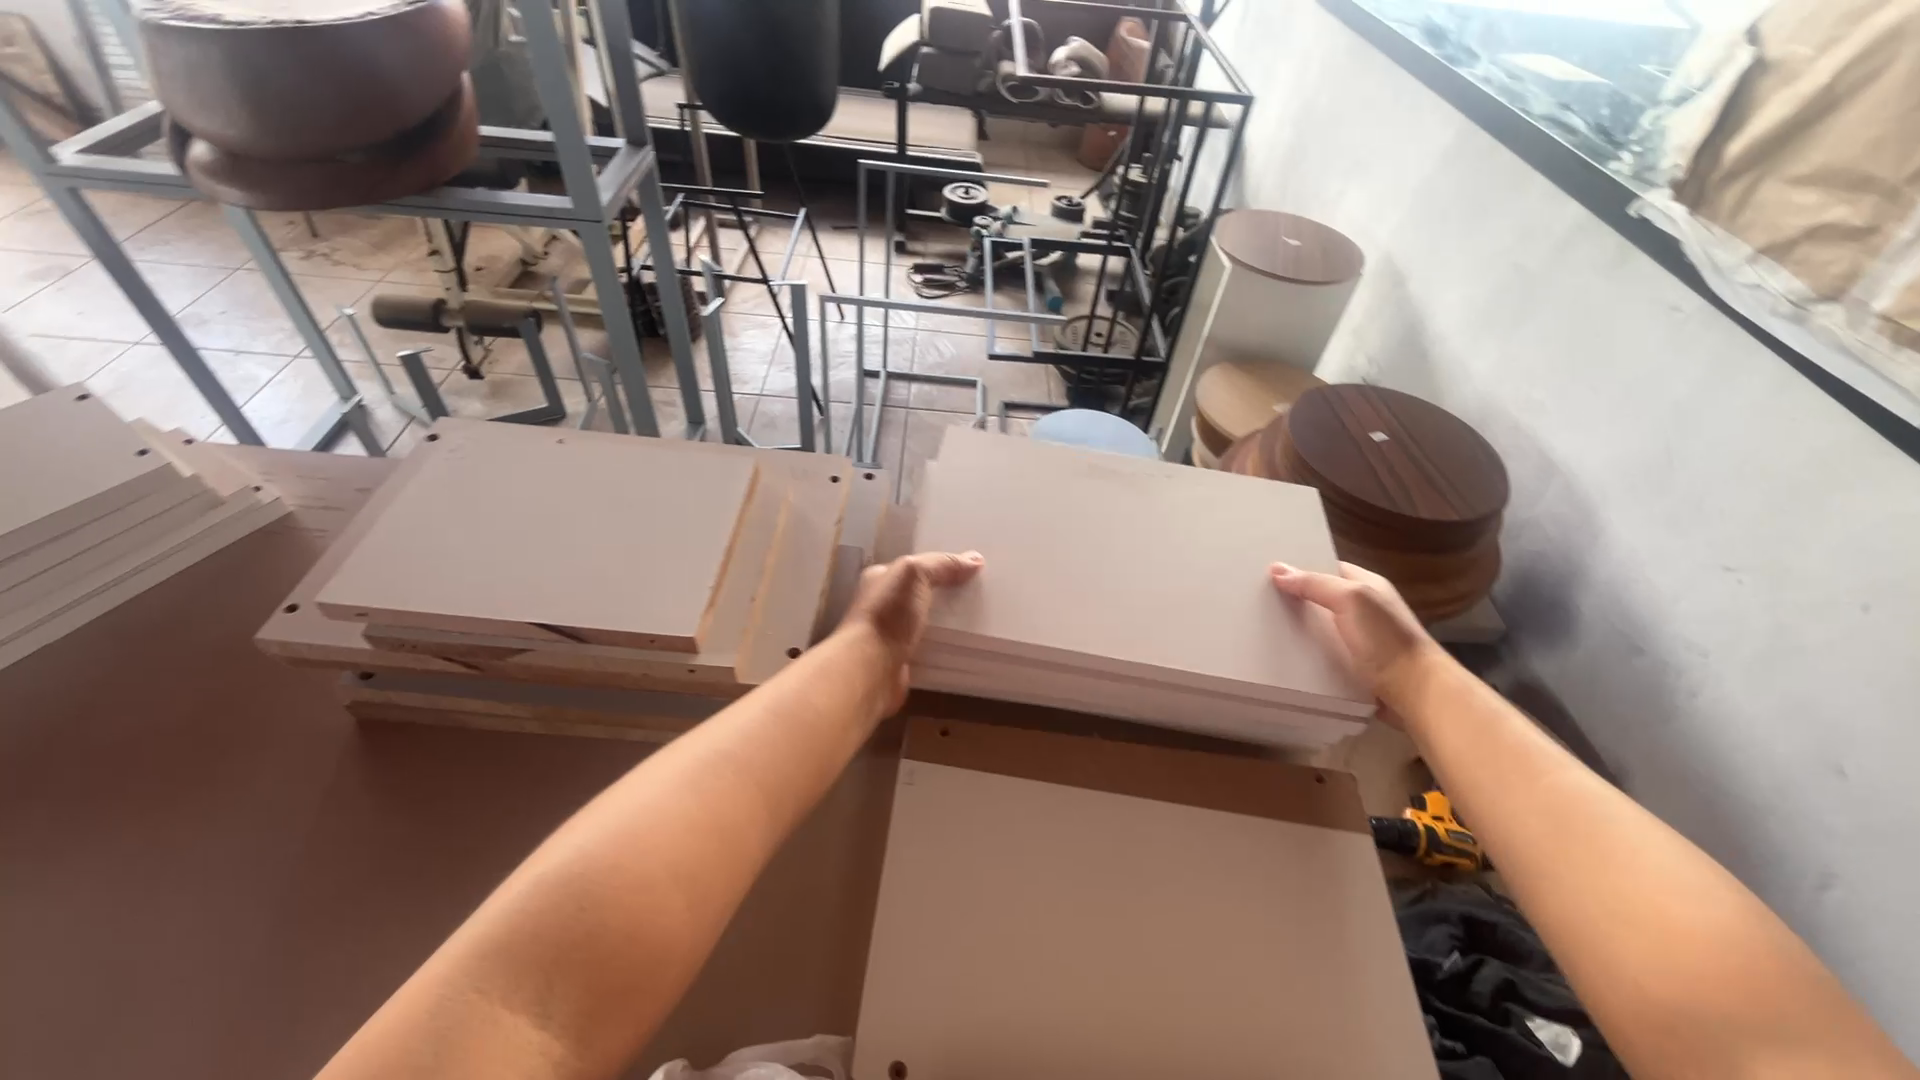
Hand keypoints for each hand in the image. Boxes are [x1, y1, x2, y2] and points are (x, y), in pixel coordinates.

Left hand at [838, 550, 984, 711]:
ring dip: (950, 622)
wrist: (870, 668)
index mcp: (880, 579)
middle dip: (948, 593)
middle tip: (982, 591)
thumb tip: (975, 559)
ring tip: (982, 616)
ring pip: (929, 622)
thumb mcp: (914, 574)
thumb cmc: (887, 614)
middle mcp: (884, 605)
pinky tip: (968, 643)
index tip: (972, 567)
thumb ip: (942, 564)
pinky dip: (947, 645)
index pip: (914, 566)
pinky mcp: (904, 660)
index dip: (941, 564)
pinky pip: (932, 647)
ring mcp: (892, 634)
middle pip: (923, 594)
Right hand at [1269, 560, 1444, 710]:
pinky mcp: (1352, 665)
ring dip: (1296, 628)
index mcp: (1367, 586)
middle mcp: (1363, 609)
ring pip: (1318, 627)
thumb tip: (1277, 569)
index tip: (1267, 571)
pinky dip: (1304, 653)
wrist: (1415, 692)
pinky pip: (1321, 653)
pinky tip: (1282, 654)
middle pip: (1320, 598)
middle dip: (1293, 598)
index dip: (1300, 567)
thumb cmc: (1386, 640)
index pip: (1328, 568)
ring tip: (1261, 626)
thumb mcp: (1351, 600)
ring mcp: (1358, 639)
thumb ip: (1315, 584)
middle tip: (1256, 599)